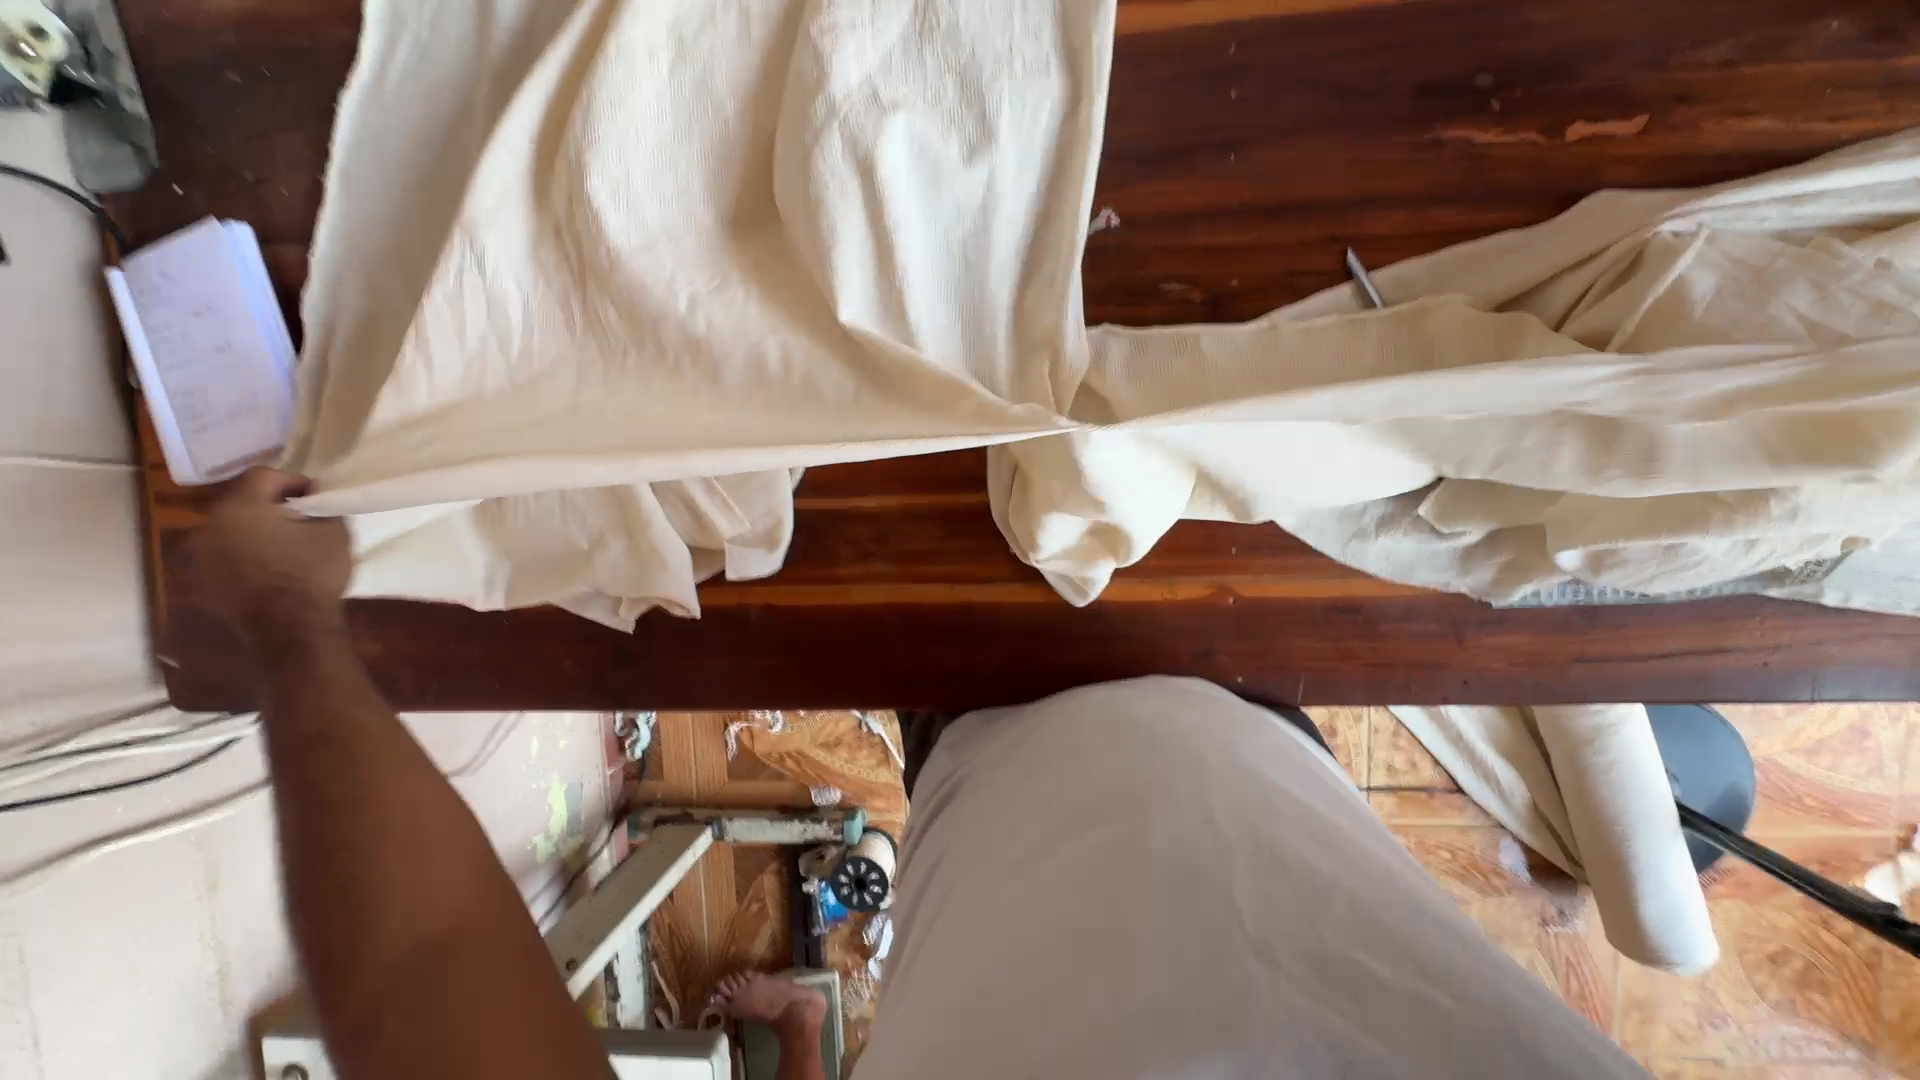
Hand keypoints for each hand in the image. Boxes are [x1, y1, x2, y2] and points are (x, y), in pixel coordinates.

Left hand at [188, 468, 350, 660]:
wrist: (289, 627)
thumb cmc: (312, 573)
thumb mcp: (334, 532)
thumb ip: (321, 508)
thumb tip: (312, 501)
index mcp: (241, 507)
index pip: (263, 475)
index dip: (293, 480)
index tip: (316, 498)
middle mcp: (210, 524)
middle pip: (244, 502)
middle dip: (273, 507)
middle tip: (303, 521)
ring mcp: (201, 553)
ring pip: (233, 529)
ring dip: (258, 531)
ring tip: (286, 548)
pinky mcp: (202, 578)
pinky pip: (226, 554)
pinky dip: (247, 554)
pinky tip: (271, 570)